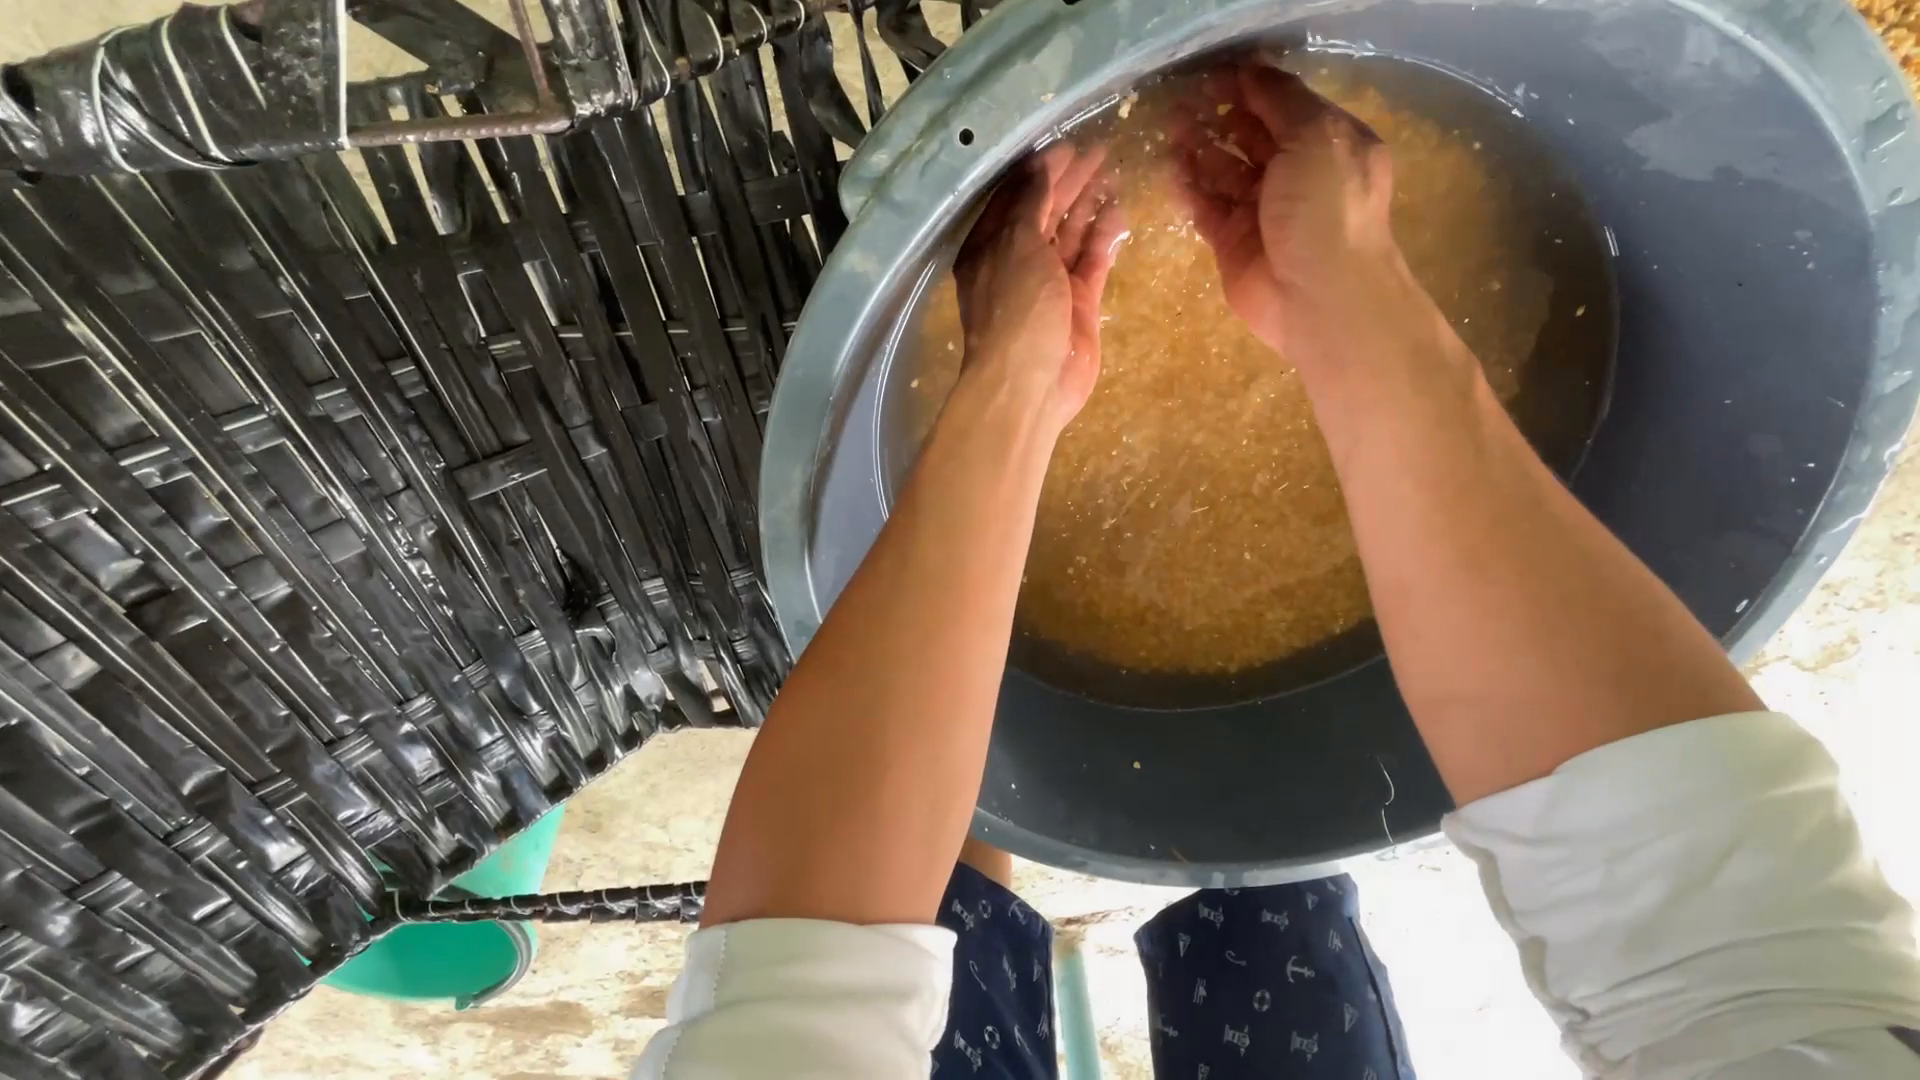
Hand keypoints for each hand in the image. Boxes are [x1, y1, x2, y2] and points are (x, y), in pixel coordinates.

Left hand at [953, 143, 1128, 432]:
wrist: (1031, 382)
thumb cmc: (1015, 308)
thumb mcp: (1015, 244)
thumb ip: (1030, 202)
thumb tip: (1040, 164)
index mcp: (990, 246)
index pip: (1014, 198)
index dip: (1039, 171)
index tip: (1066, 144)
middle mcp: (1017, 261)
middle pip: (1044, 213)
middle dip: (1068, 182)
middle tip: (1098, 150)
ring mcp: (1050, 283)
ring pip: (1070, 235)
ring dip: (1088, 205)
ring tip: (1113, 172)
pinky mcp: (1078, 303)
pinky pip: (1092, 261)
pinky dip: (1104, 238)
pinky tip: (1119, 212)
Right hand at [1171, 61, 1433, 371]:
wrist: (1318, 296)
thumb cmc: (1327, 209)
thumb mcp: (1317, 137)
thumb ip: (1281, 102)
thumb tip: (1251, 73)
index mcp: (1325, 143)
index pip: (1282, 105)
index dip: (1247, 88)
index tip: (1210, 77)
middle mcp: (1293, 174)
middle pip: (1248, 137)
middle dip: (1217, 117)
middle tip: (1178, 102)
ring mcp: (1260, 210)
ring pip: (1222, 171)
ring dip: (1197, 150)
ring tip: (1167, 130)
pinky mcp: (1232, 241)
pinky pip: (1205, 207)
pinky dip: (1188, 189)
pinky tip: (1169, 170)